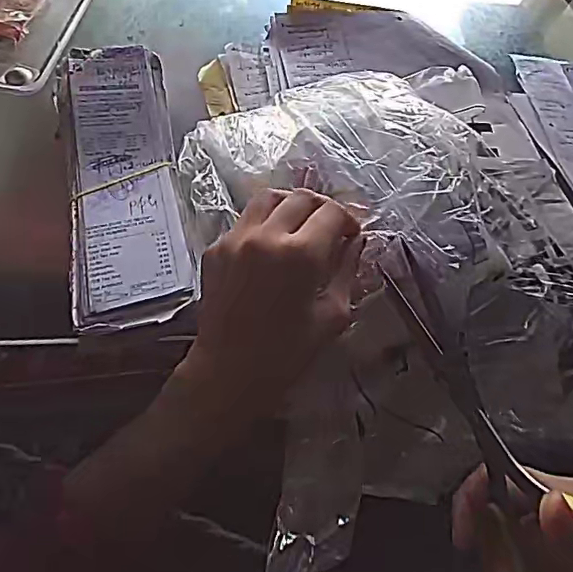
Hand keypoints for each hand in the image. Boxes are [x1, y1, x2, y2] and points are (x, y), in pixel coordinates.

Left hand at [176, 188, 363, 423]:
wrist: (226, 374)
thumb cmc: (286, 354)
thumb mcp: (332, 315)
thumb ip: (347, 271)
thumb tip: (356, 242)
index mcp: (301, 254)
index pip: (332, 212)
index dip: (348, 219)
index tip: (352, 234)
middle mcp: (267, 236)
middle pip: (302, 197)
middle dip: (323, 208)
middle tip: (330, 227)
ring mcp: (236, 238)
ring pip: (269, 197)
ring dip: (291, 204)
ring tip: (299, 224)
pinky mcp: (216, 247)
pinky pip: (246, 220)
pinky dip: (264, 223)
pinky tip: (270, 247)